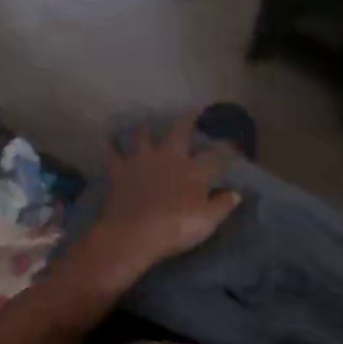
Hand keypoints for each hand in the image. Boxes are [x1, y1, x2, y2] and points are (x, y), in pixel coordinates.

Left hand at [89, 114, 241, 275]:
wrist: (134, 233)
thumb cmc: (175, 227)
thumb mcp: (207, 220)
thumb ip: (222, 205)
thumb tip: (236, 194)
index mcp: (193, 171)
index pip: (214, 157)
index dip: (224, 150)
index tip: (232, 144)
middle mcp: (168, 158)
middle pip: (179, 133)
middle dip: (187, 120)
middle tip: (191, 110)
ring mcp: (141, 161)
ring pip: (142, 137)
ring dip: (143, 130)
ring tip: (143, 123)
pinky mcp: (119, 171)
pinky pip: (112, 154)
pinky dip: (110, 147)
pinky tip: (106, 140)